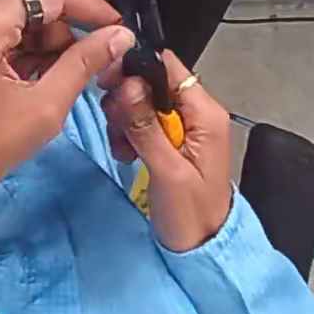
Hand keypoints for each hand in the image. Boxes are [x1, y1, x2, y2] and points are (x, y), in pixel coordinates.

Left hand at [0, 0, 133, 225]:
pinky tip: (36, 82)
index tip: (120, 27)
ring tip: (58, 84)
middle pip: (34, 8)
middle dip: (65, 36)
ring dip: (46, 48)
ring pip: (20, 22)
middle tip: (91, 70)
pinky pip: (1, 34)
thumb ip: (84, 62)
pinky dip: (24, 54)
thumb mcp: (44, 106)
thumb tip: (120, 35)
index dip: (91, 8)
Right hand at [102, 51, 233, 251]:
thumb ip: (147, 126)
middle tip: (117, 127)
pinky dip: (126, 132)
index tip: (107, 85)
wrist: (202, 248)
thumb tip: (128, 84)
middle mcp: (196, 112)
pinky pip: (141, 121)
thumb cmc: (191, 214)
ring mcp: (183, 125)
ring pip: (141, 101)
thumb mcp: (167, 170)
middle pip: (150, 81)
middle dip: (125, 99)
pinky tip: (126, 152)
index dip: (134, 68)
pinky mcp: (170, 139)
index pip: (167, 66)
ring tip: (123, 147)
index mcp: (205, 113)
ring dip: (123, 119)